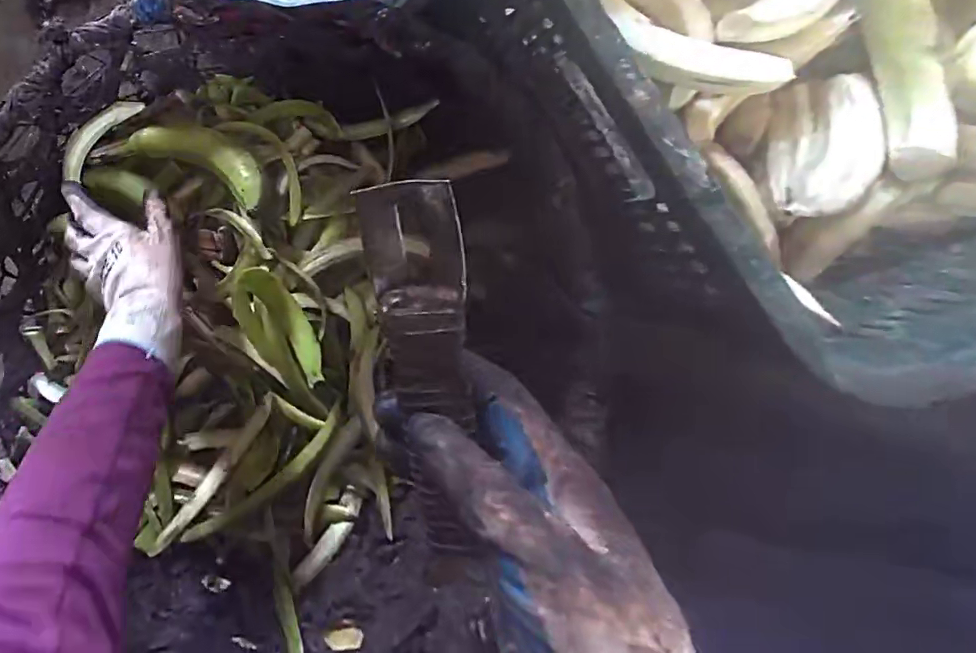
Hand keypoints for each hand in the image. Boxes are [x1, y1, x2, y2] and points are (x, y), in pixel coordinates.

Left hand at [60, 183, 183, 368]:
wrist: (145, 311)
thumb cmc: (154, 270)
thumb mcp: (163, 237)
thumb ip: (156, 214)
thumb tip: (151, 193)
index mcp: (109, 232)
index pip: (86, 212)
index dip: (75, 199)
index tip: (66, 188)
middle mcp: (94, 251)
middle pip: (73, 236)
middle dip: (70, 226)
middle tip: (70, 220)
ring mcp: (93, 274)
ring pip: (75, 258)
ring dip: (74, 250)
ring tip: (78, 247)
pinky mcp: (96, 294)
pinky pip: (85, 278)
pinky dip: (85, 271)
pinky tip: (92, 273)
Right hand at [395, 351, 692, 652]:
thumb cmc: (600, 628)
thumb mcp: (545, 553)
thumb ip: (484, 486)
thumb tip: (419, 419)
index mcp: (557, 467)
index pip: (503, 394)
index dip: (458, 365)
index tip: (405, 351)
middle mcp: (536, 484)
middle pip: (475, 424)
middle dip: (428, 405)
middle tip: (376, 401)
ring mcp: (519, 522)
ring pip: (460, 462)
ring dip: (420, 444)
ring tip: (377, 436)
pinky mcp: (502, 558)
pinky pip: (455, 505)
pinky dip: (424, 486)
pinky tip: (399, 484)